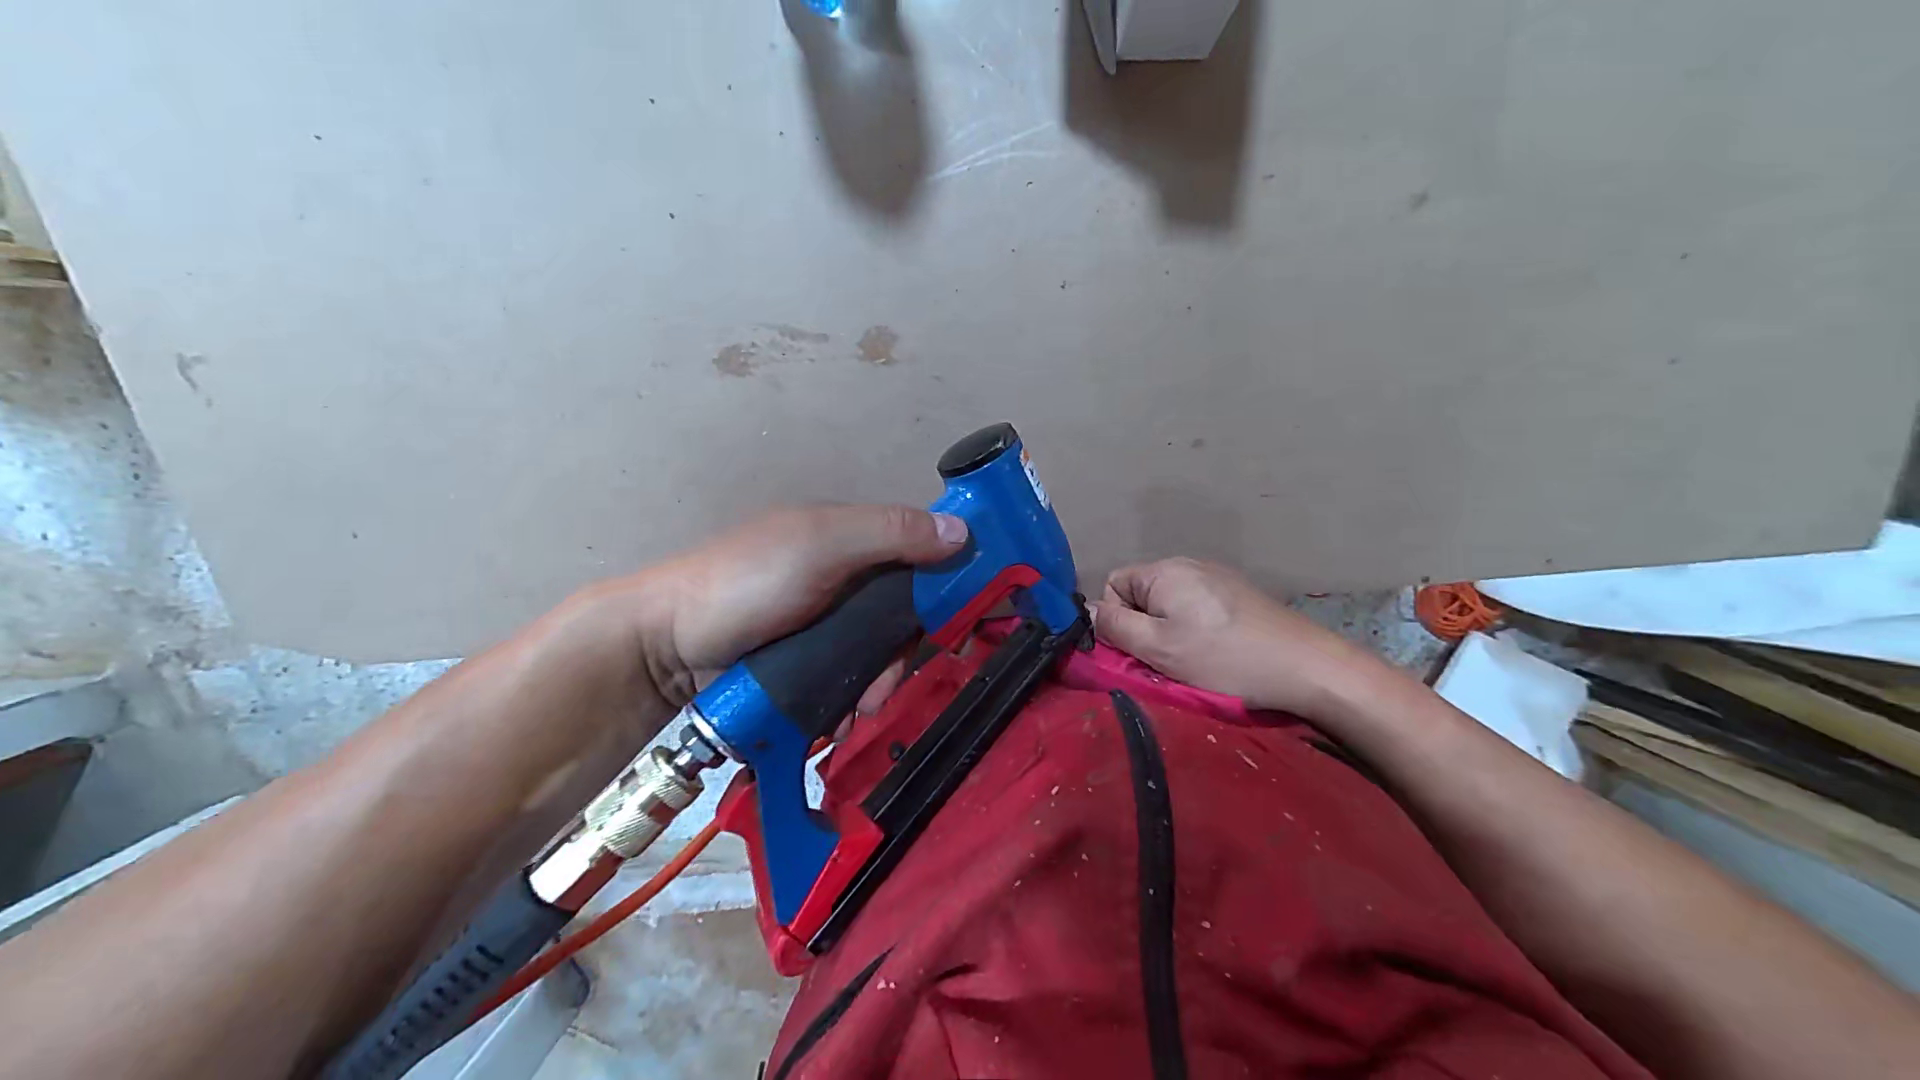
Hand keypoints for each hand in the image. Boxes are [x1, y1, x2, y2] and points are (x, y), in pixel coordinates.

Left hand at [562, 505, 967, 709]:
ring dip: (877, 686)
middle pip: (906, 617)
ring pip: (880, 657)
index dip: (947, 583)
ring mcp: (826, 627)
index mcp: (852, 541)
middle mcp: (846, 581)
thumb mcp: (821, 544)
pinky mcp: (808, 666)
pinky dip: (849, 702)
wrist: (666, 648)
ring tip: (856, 710)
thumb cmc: (747, 582)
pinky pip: (849, 683)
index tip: (964, 619)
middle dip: (902, 655)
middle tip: (885, 686)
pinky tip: (836, 720)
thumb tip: (962, 532)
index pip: (922, 556)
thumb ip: (890, 533)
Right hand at [1089, 557, 1385, 716]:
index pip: (1113, 585)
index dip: (1115, 619)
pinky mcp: (1240, 596)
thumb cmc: (1224, 658)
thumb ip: (1114, 626)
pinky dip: (1198, 632)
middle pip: (1142, 595)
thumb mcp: (1158, 648)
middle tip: (1165, 661)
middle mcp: (1188, 564)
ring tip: (1194, 662)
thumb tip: (1087, 609)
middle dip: (1144, 628)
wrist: (1307, 667)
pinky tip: (1219, 654)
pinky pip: (1198, 610)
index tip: (1138, 649)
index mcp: (1163, 571)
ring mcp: (1218, 578)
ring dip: (1171, 633)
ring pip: (1170, 606)